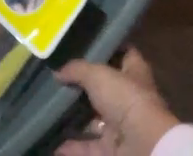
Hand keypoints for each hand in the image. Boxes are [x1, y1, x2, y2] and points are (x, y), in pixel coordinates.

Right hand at [56, 49, 180, 155]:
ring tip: (51, 111)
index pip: (123, 54)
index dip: (108, 49)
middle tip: (59, 81)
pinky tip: (54, 145)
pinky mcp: (113, 147)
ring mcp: (121, 124)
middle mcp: (129, 96)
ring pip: (95, 119)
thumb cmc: (125, 97)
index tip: (86, 46)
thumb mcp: (97, 74)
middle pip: (105, 89)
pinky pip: (88, 146)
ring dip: (76, 118)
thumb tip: (58, 71)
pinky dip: (72, 147)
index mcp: (134, 71)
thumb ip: (77, 70)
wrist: (141, 143)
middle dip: (84, 87)